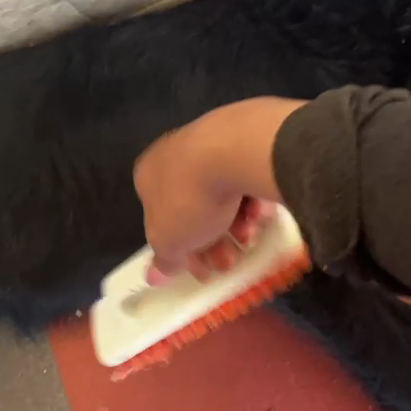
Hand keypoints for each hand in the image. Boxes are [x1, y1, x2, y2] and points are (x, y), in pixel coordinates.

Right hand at [132, 97, 304, 281]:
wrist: (233, 150)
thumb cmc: (189, 197)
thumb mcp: (169, 239)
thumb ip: (164, 257)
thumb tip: (155, 273)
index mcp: (148, 175)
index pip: (160, 217)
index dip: (181, 250)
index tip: (203, 271)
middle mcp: (174, 154)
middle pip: (194, 208)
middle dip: (214, 241)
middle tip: (230, 260)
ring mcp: (209, 141)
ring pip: (222, 193)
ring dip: (236, 222)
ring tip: (251, 235)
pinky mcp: (243, 137)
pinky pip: (245, 175)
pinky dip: (253, 197)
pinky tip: (262, 210)